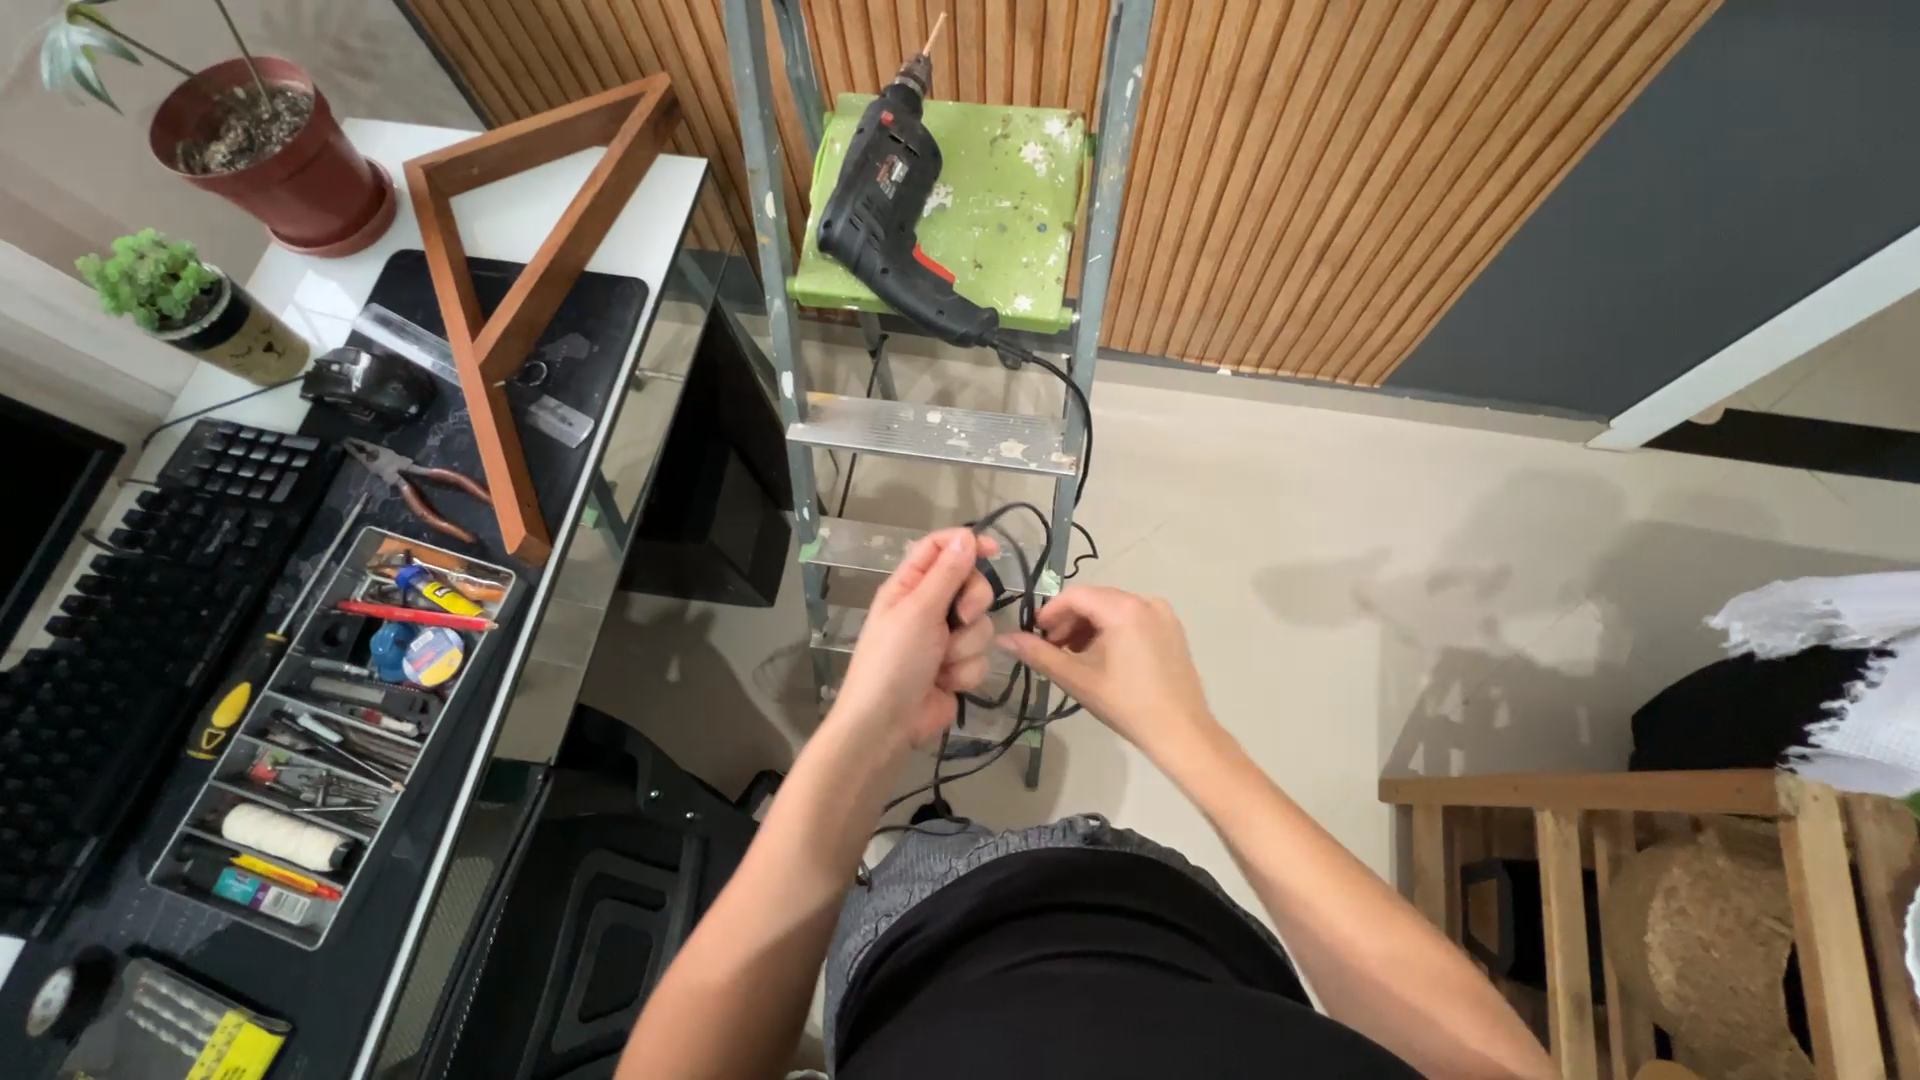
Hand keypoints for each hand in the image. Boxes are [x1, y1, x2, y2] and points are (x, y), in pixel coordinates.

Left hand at [831, 528, 998, 750]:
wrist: (887, 724)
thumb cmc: (894, 661)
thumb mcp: (919, 611)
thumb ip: (947, 573)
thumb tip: (967, 535)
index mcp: (909, 586)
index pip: (940, 548)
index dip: (967, 543)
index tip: (995, 550)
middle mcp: (928, 607)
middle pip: (971, 584)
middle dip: (973, 603)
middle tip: (960, 618)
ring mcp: (945, 638)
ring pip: (981, 625)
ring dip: (965, 647)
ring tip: (941, 663)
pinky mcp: (958, 667)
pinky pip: (981, 657)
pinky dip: (965, 671)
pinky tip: (945, 683)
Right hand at [1000, 585, 1219, 759]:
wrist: (1182, 733)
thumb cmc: (1127, 705)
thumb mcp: (1078, 679)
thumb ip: (1039, 655)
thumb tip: (1004, 638)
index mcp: (1124, 609)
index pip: (1076, 595)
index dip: (1051, 612)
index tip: (1036, 635)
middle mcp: (1146, 602)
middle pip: (1096, 599)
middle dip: (1069, 620)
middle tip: (1052, 648)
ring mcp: (1163, 615)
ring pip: (1114, 608)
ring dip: (1089, 626)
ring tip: (1074, 656)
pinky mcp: (1173, 629)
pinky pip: (1134, 618)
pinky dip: (1112, 630)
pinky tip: (1102, 657)